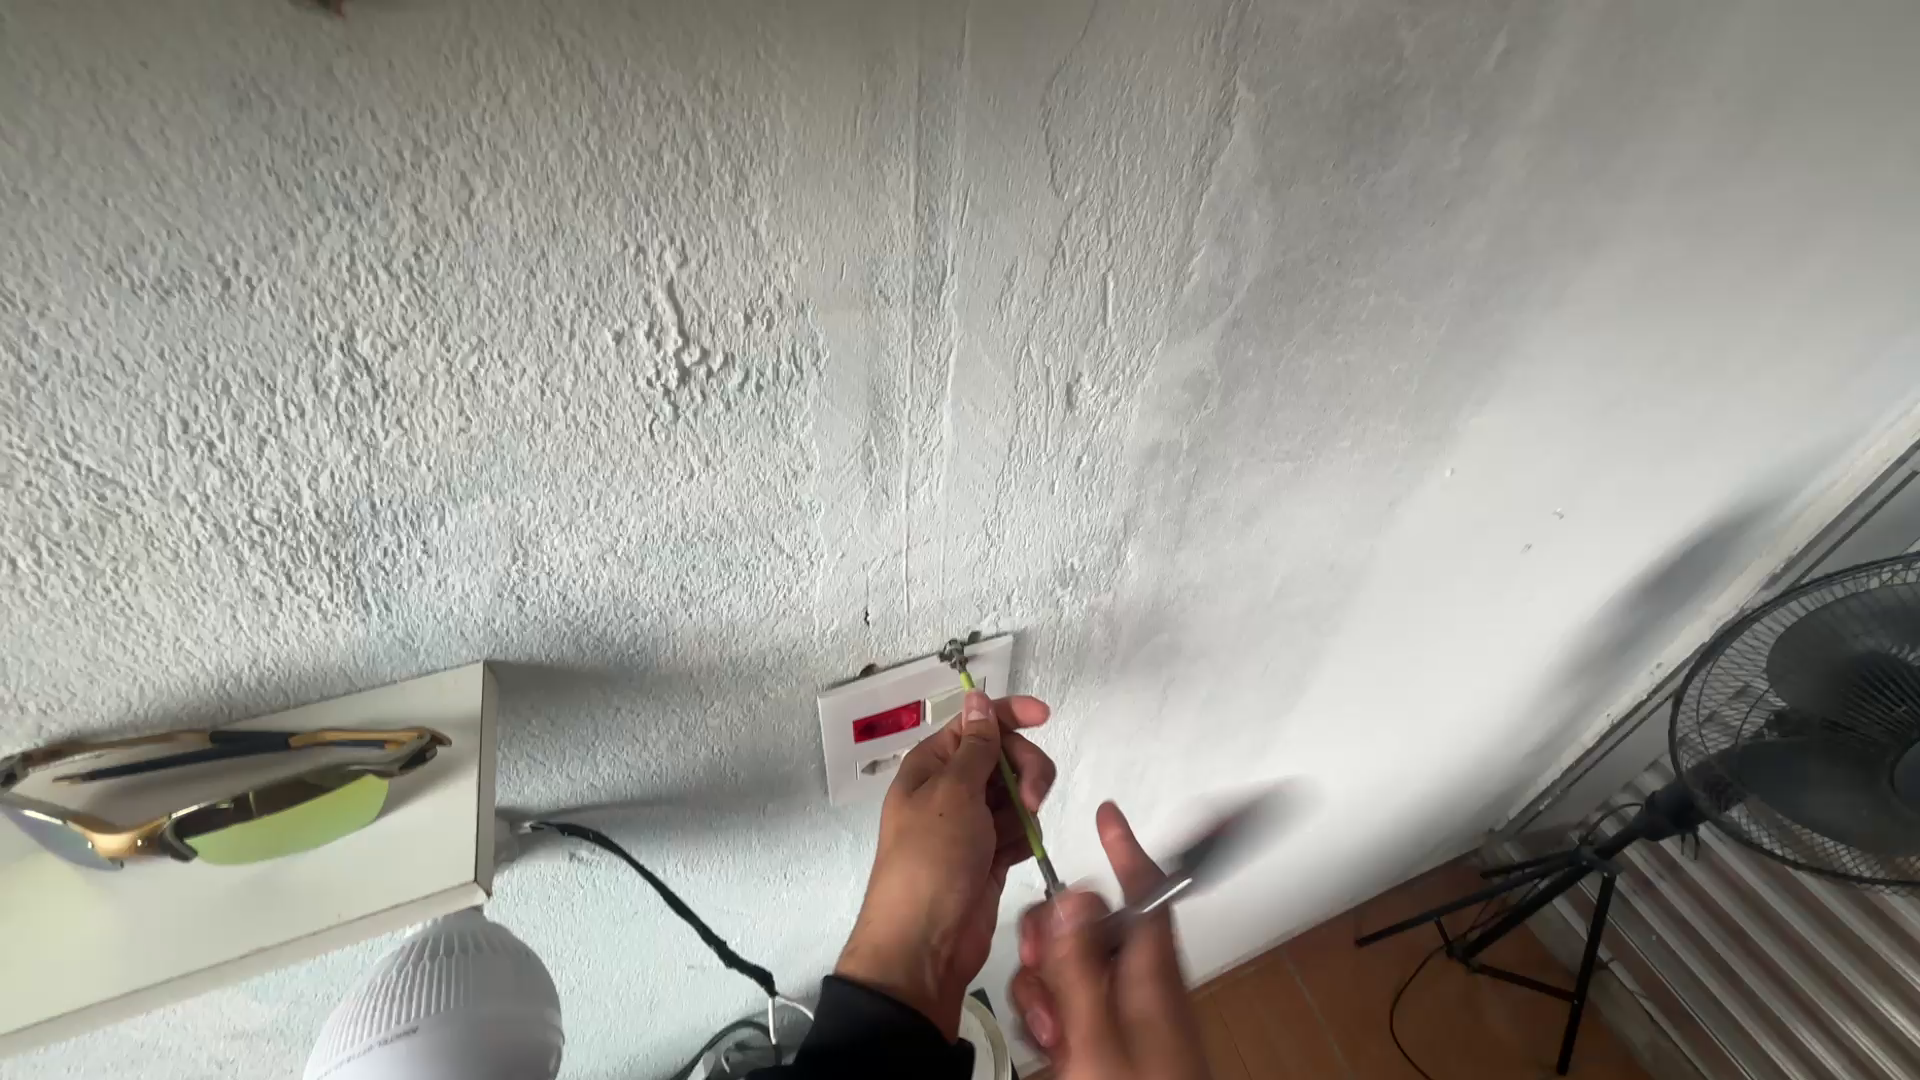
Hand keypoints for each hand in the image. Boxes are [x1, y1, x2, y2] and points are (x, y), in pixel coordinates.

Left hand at [835, 690, 1054, 1037]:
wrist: (925, 945)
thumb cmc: (932, 858)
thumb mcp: (953, 792)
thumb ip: (975, 745)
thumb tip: (977, 698)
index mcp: (932, 765)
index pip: (976, 724)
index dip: (1009, 714)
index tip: (1044, 716)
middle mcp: (951, 789)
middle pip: (1003, 757)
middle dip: (1025, 770)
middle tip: (1032, 797)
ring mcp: (971, 824)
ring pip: (1016, 794)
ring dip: (1025, 808)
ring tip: (1018, 835)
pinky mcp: (989, 855)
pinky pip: (1018, 830)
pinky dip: (1024, 837)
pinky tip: (1018, 853)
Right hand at [1008, 802, 1210, 1079]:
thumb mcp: (1100, 1040)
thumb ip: (1083, 966)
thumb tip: (1076, 895)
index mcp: (1153, 977)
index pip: (1146, 893)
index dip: (1128, 849)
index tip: (1108, 814)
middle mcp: (1138, 988)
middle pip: (1092, 925)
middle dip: (1056, 933)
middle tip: (1040, 962)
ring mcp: (1120, 1017)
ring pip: (1071, 964)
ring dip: (1046, 984)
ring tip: (1049, 1029)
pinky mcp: (1102, 1040)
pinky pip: (1066, 1003)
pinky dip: (1048, 1013)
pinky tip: (1049, 1045)